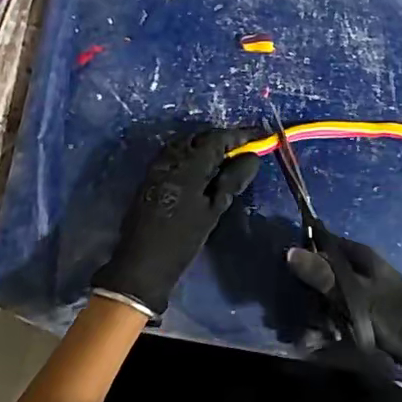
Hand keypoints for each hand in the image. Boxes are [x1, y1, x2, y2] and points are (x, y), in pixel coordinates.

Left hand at [90, 127, 263, 315]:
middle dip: (223, 139)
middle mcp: (171, 159)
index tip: (259, 136)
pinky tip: (203, 168)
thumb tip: (252, 156)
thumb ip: (232, 180)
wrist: (142, 265)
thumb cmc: (183, 240)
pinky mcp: (151, 177)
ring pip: (186, 144)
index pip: (217, 139)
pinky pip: (175, 155)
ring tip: (226, 156)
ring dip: (206, 145)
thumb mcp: (213, 210)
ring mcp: (158, 167)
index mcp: (188, 166)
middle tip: (243, 148)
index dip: (240, 136)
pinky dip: (192, 155)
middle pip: (200, 137)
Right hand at [288, 225, 401, 401]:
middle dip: (310, 290)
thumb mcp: (356, 298)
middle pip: (325, 269)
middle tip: (299, 311)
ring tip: (310, 333)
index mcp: (361, 255)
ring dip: (318, 311)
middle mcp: (362, 267)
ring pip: (330, 292)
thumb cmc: (395, 317)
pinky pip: (340, 310)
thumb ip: (324, 276)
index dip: (304, 252)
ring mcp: (365, 289)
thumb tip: (290, 251)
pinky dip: (331, 322)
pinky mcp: (367, 310)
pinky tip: (322, 339)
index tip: (285, 271)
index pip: (324, 242)